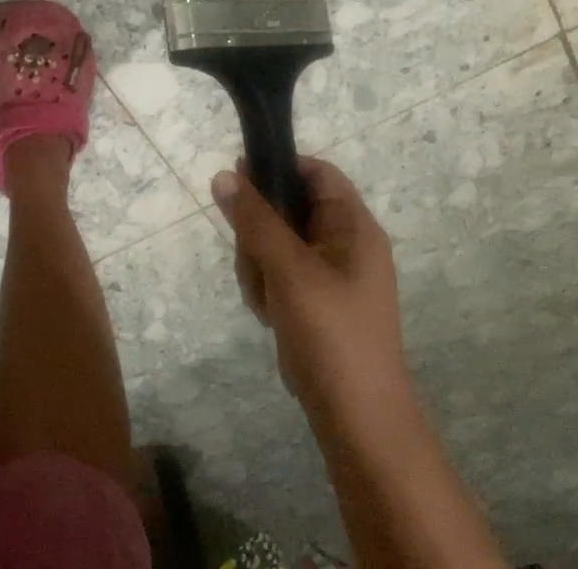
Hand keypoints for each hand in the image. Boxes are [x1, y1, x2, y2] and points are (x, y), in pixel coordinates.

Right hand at [213, 157, 411, 421]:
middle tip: (253, 257)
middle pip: (286, 208)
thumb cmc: (330, 331)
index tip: (240, 178)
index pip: (316, 173)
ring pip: (271, 242)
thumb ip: (255, 220)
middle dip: (258, 231)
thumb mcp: (288, 269)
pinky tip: (268, 313)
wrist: (354, 410)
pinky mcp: (310, 298)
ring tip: (265, 297)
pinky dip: (263, 287)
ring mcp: (326, 273)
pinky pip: (273, 272)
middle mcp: (342, 244)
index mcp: (353, 228)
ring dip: (256, 264)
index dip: (279, 167)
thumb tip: (224, 175)